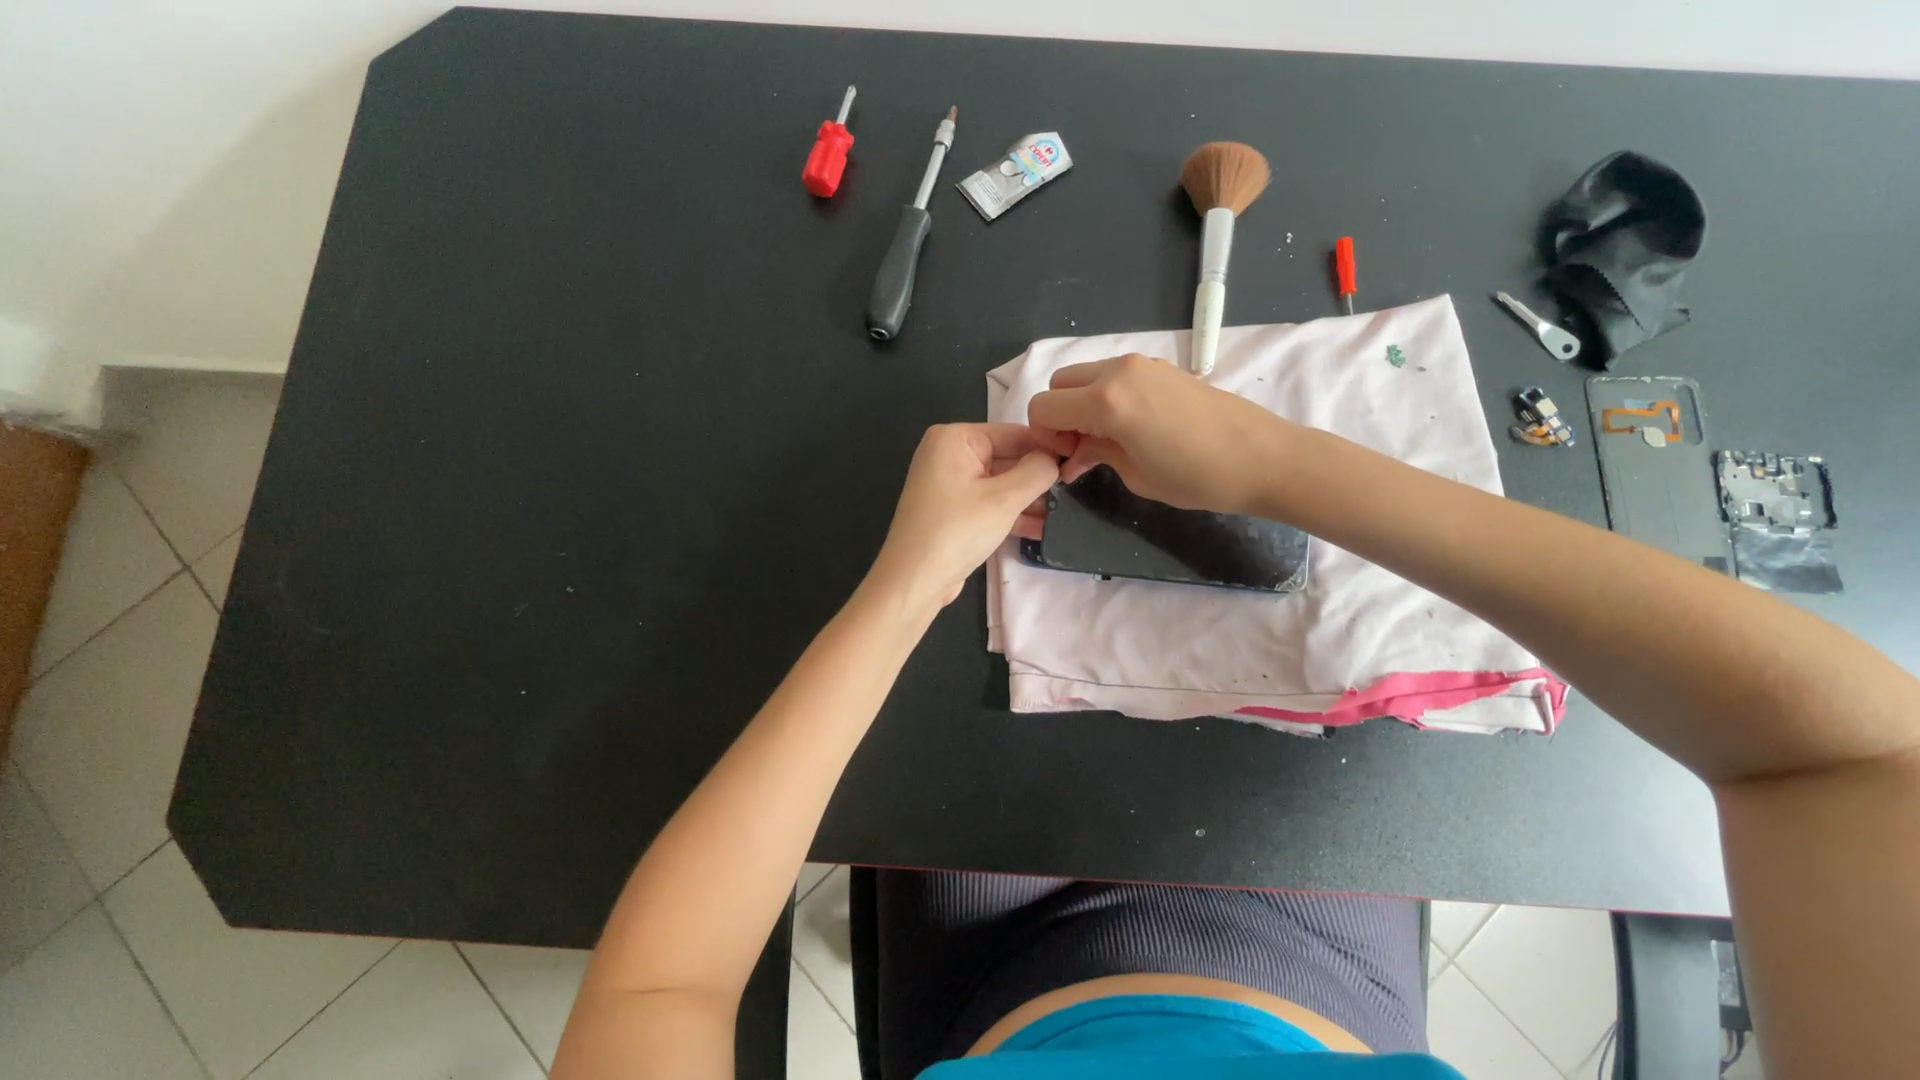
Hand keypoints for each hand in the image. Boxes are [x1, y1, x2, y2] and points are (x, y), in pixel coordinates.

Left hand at [867, 423, 1064, 609]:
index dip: (1047, 448)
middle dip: (1039, 478)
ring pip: (1002, 484)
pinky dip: (1012, 515)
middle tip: (1077, 491)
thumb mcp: (1004, 499)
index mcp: (955, 438)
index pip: (1014, 433)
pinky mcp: (954, 512)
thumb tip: (1056, 459)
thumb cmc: (956, 531)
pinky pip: (990, 504)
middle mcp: (950, 454)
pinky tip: (1043, 530)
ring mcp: (951, 484)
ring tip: (1066, 513)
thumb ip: (1036, 472)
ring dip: (1030, 500)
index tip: (1079, 464)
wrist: (914, 581)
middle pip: (1008, 458)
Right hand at [1026, 353, 1295, 515]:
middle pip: (1059, 384)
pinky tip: (1130, 428)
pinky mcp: (1162, 367)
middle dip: (1059, 416)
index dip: (1044, 436)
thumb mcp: (1136, 475)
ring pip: (1086, 376)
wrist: (1263, 458)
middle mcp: (1118, 372)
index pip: (1043, 407)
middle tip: (1081, 449)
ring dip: (1082, 404)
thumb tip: (1075, 454)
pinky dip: (1107, 396)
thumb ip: (1096, 455)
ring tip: (1106, 440)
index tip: (1064, 458)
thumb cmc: (1197, 477)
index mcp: (1106, 401)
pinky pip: (1115, 376)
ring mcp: (1142, 365)